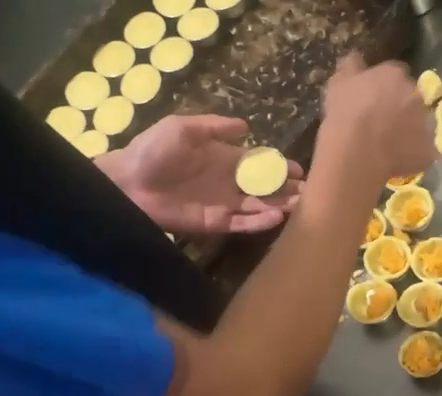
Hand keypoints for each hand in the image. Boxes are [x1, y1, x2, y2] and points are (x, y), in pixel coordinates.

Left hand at [97, 114, 304, 234]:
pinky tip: (277, 216)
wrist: (130, 182)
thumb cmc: (153, 150)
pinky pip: (245, 223)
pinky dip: (261, 221)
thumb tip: (246, 126)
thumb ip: (214, 127)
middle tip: (311, 192)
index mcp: (225, 159)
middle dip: (288, 189)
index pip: (260, 164)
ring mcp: (226, 205)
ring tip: (302, 205)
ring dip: (282, 206)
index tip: (300, 170)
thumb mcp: (182, 128)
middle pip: (267, 188)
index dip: (280, 167)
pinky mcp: (219, 223)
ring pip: (262, 207)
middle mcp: (231, 183)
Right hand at [314, 53, 436, 192]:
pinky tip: (401, 159)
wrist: (357, 154)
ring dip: (412, 129)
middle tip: (386, 120)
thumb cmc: (345, 115)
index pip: (396, 74)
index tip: (377, 96)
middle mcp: (415, 95)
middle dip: (402, 105)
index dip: (387, 85)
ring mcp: (425, 124)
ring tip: (394, 142)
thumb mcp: (338, 82)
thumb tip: (357, 58)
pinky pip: (425, 151)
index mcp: (395, 75)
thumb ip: (351, 66)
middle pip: (412, 98)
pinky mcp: (429, 151)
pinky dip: (416, 154)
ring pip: (422, 124)